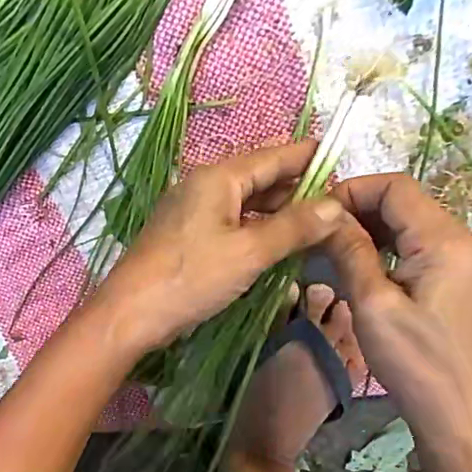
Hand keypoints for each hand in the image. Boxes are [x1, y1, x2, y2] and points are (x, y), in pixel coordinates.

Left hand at [88, 141, 344, 353]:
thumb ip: (294, 227)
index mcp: (219, 178)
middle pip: (261, 179)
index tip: (340, 156)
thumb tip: (336, 206)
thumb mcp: (249, 252)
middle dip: (299, 189)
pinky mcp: (189, 235)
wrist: (130, 315)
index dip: (308, 157)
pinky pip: (234, 222)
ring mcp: (194, 211)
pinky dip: (260, 229)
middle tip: (338, 203)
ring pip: (247, 203)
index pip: (274, 157)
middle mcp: (205, 186)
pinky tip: (279, 244)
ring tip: (317, 224)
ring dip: (280, 212)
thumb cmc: (191, 278)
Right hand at [321, 174, 471, 439]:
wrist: (457, 414)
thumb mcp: (374, 305)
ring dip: (369, 229)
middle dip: (358, 209)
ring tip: (331, 250)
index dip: (352, 190)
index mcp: (445, 239)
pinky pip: (417, 247)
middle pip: (403, 202)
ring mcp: (462, 260)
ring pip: (408, 224)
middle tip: (318, 234)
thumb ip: (350, 251)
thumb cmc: (416, 364)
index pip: (395, 186)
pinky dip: (386, 248)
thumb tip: (326, 214)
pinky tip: (359, 266)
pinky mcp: (456, 279)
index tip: (317, 214)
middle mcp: (460, 239)